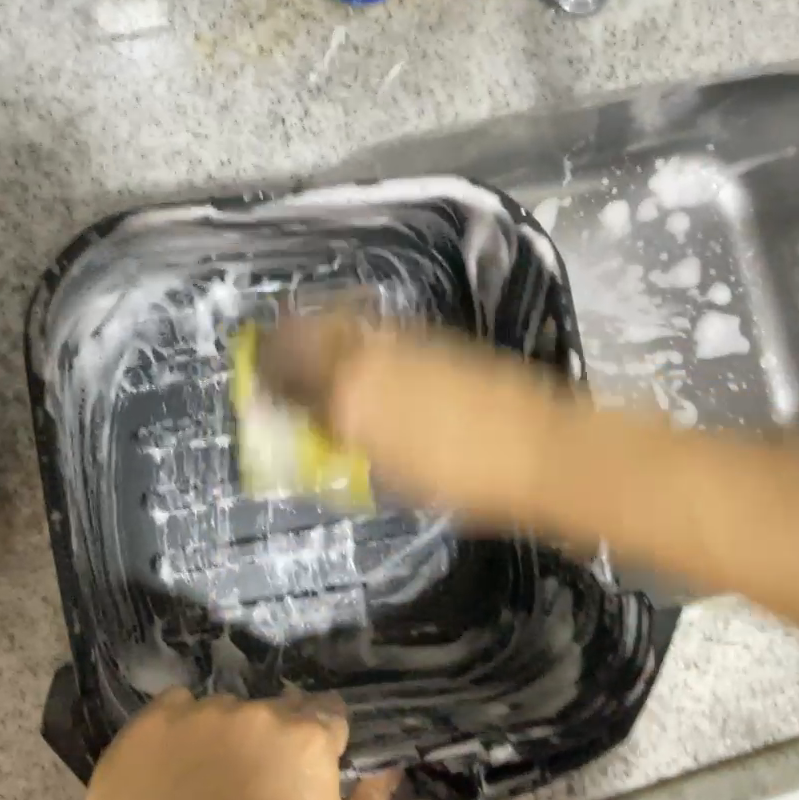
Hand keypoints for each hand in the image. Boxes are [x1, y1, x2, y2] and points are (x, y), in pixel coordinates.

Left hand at [61, 689, 401, 799]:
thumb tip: (384, 769)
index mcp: (307, 741)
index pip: (326, 716)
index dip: (320, 747)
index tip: (305, 777)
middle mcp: (251, 713)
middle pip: (272, 712)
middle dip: (273, 742)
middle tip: (255, 792)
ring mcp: (192, 716)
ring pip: (221, 712)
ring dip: (224, 738)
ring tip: (208, 790)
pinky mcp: (143, 728)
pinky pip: (171, 711)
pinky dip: (177, 733)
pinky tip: (172, 776)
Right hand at [258, 316, 568, 519]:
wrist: (540, 451)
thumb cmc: (461, 481)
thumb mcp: (390, 476)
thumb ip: (347, 443)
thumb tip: (323, 427)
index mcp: (350, 401)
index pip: (289, 380)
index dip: (267, 381)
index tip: (257, 386)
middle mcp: (368, 359)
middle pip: (306, 332)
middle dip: (280, 339)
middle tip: (270, 349)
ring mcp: (402, 342)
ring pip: (340, 319)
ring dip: (313, 326)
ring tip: (304, 338)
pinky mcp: (432, 336)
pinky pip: (374, 324)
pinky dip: (352, 328)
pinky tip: (357, 345)